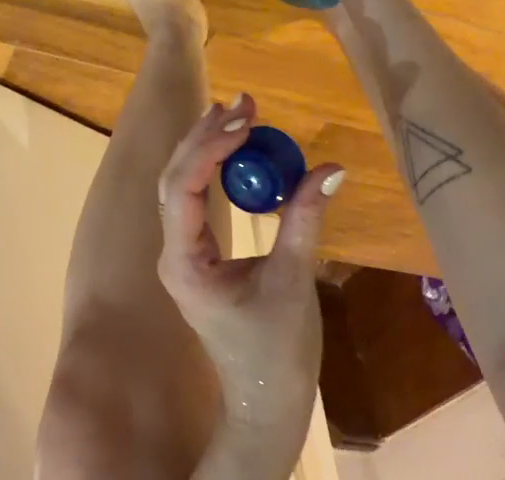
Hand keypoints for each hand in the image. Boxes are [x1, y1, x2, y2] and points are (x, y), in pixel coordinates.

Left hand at [157, 94, 344, 425]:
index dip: (210, 148)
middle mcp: (172, 253)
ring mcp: (182, 253)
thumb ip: (305, 220)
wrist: (266, 401)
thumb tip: (331, 167)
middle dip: (206, 136)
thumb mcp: (294, 282)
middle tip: (243, 102)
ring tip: (236, 112)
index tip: (246, 120)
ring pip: (180, 185)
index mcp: (184, 263)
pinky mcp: (197, 254)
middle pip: (175, 179)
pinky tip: (233, 147)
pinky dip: (213, 169)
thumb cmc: (277, 351)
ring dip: (206, 146)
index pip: (184, 189)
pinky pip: (196, 199)